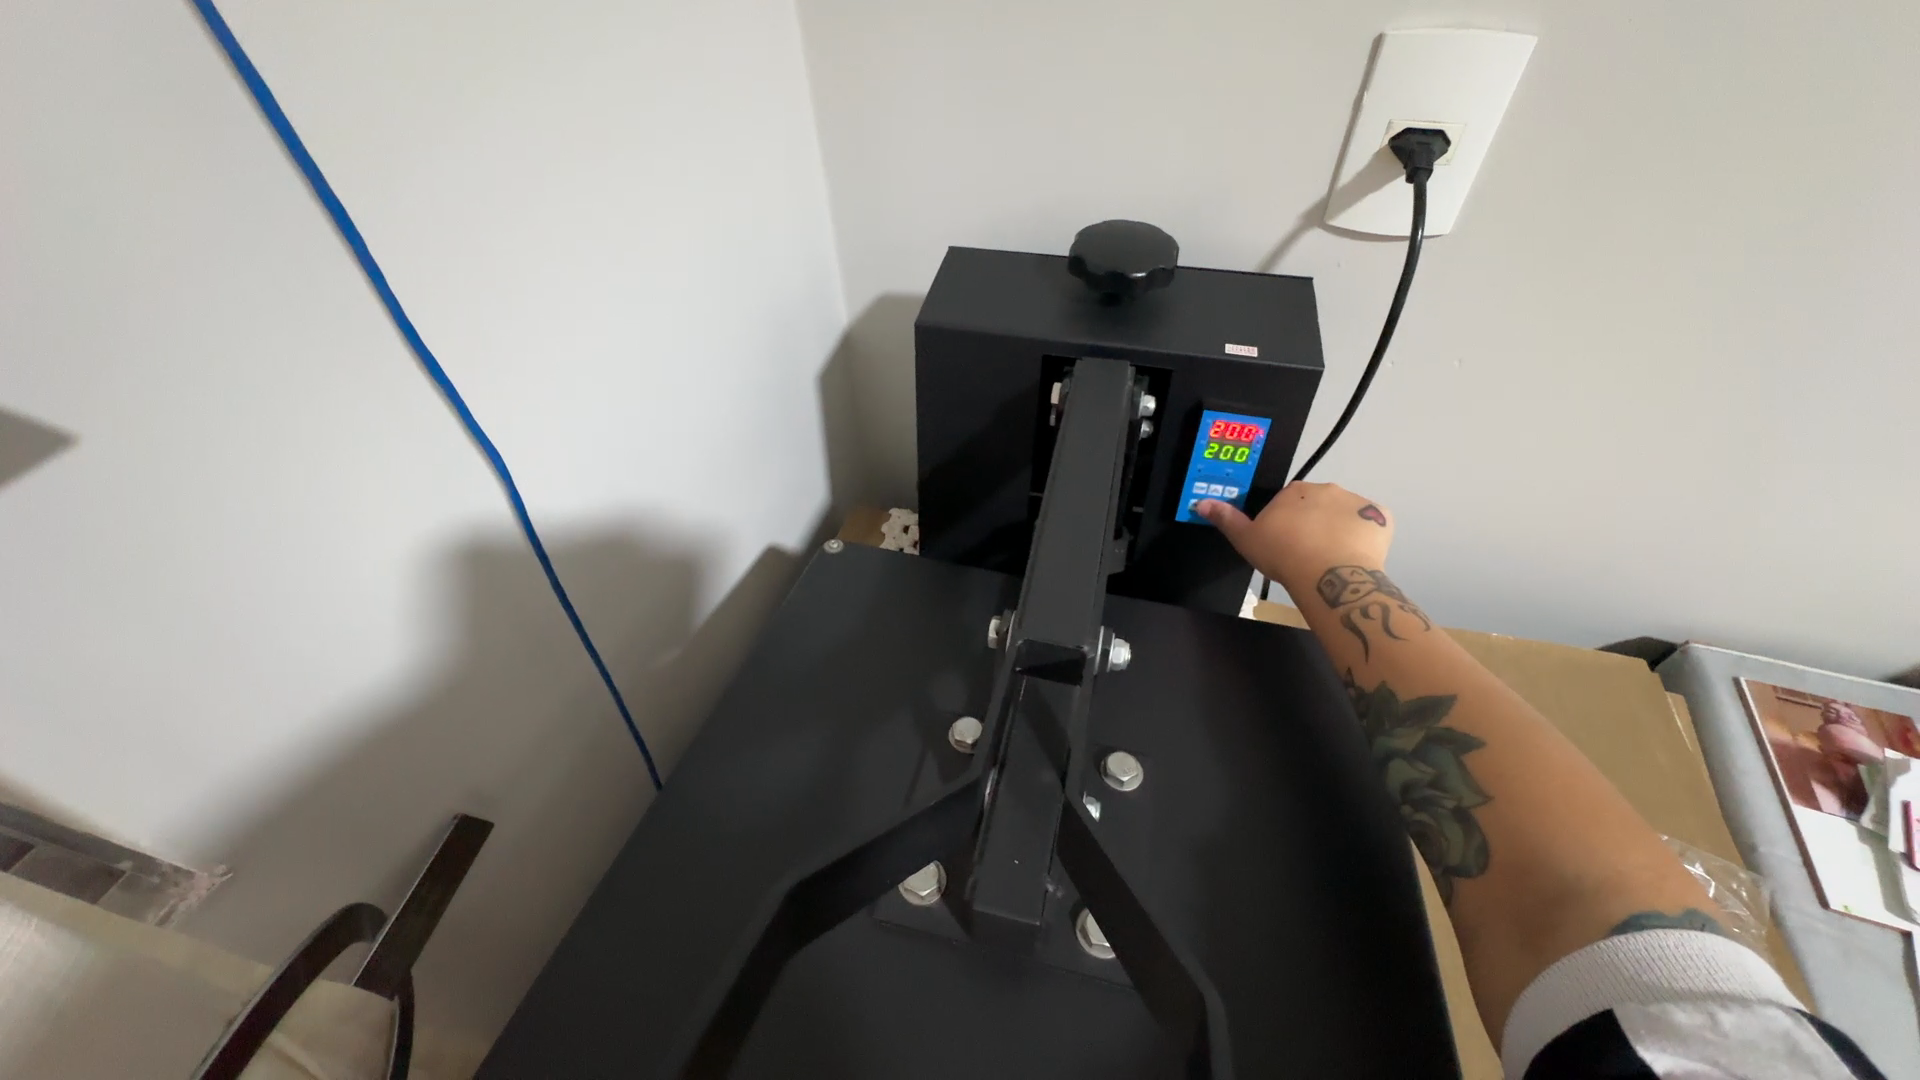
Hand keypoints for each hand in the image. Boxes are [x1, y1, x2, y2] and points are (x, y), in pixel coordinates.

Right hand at [1195, 482, 1394, 589]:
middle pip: (1319, 506)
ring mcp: (1357, 502)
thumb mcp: (1246, 540)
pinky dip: (1365, 537)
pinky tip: (1354, 556)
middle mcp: (1327, 488)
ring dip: (1339, 530)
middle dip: (1315, 524)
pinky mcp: (1381, 517)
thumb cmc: (1283, 555)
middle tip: (1307, 553)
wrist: (1329, 576)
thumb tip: (1201, 502)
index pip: (1288, 503)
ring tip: (1331, 559)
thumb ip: (1226, 519)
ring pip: (1345, 516)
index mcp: (1294, 491)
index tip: (1284, 544)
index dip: (1286, 524)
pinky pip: (1371, 525)